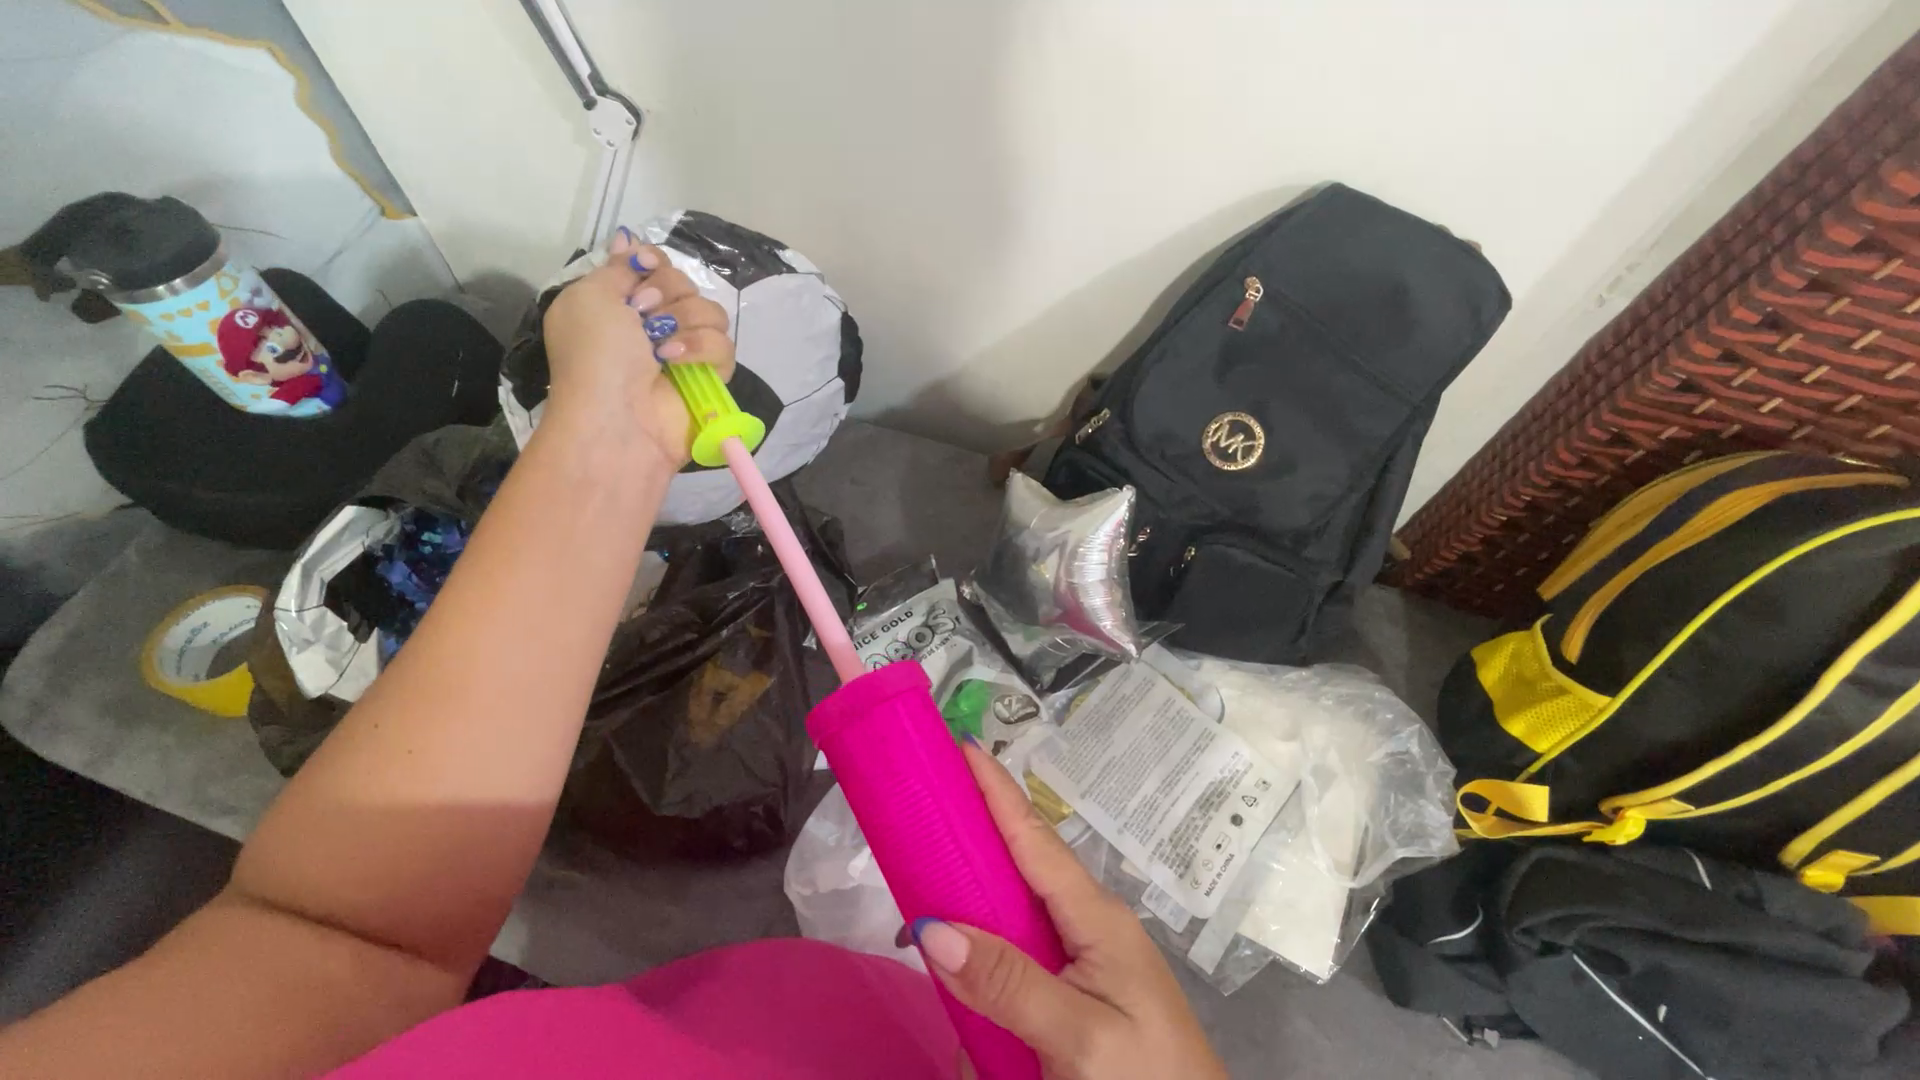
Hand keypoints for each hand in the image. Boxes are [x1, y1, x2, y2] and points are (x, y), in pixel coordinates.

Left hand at [539, 226, 735, 469]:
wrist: (616, 415)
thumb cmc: (595, 354)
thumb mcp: (591, 296)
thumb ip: (617, 267)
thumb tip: (628, 239)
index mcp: (621, 303)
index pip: (657, 266)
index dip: (655, 262)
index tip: (645, 267)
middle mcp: (655, 324)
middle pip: (686, 283)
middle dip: (666, 294)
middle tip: (644, 317)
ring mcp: (686, 351)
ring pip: (711, 310)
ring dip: (684, 322)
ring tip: (660, 349)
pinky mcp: (711, 376)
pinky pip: (724, 344)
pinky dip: (700, 348)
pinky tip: (675, 361)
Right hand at [914, 744, 1228, 1079]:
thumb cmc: (1150, 1077)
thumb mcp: (1081, 1035)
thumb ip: (1009, 982)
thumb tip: (931, 926)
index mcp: (1095, 916)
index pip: (1034, 838)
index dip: (998, 790)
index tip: (962, 745)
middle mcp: (1085, 925)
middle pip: (1018, 866)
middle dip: (973, 838)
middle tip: (922, 819)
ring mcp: (1080, 959)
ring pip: (1011, 915)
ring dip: (973, 909)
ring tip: (929, 900)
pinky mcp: (1072, 993)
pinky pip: (1017, 960)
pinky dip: (985, 962)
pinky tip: (966, 987)